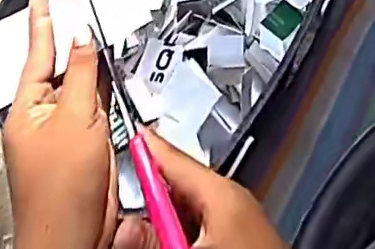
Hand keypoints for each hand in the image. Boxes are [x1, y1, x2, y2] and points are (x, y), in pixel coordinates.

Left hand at [2, 0, 117, 248]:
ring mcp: (65, 126)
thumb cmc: (60, 193)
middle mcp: (43, 114)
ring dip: (91, 56)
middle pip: (60, 61)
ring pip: (80, 78)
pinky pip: (95, 97)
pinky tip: (109, 64)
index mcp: (27, 108)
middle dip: (71, 32)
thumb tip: (83, 36)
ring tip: (98, 24)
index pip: (36, 49)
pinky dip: (103, 79)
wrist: (77, 238)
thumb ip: (82, 72)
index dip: (41, 15)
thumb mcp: (75, 118)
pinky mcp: (85, 137)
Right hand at [112, 129, 286, 248]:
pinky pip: (210, 222)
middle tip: (133, 192)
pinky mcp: (247, 235)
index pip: (177, 159)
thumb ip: (156, 238)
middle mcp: (236, 199)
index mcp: (224, 191)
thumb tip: (127, 227)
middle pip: (185, 183)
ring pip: (196, 206)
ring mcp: (244, 219)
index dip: (151, 148)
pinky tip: (179, 240)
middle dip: (158, 188)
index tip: (136, 134)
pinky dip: (190, 226)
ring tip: (152, 225)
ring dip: (173, 211)